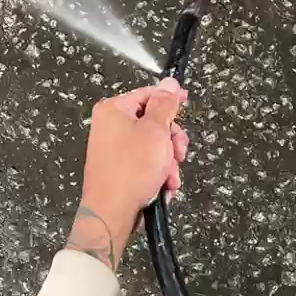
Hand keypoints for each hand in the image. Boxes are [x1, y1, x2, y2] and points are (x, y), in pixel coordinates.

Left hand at [63, 79, 188, 271]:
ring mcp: (112, 149)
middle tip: (179, 153)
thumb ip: (165, 104)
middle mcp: (109, 126)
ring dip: (167, 162)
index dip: (170, 100)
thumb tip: (170, 84)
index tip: (185, 102)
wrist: (111, 212)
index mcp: (114, 110)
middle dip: (171, 141)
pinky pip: (144, 164)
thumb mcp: (156, 131)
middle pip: (152, 122)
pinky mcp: (117, 169)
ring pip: (152, 146)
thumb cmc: (130, 171)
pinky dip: (157, 175)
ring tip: (170, 178)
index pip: (148, 94)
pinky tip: (163, 187)